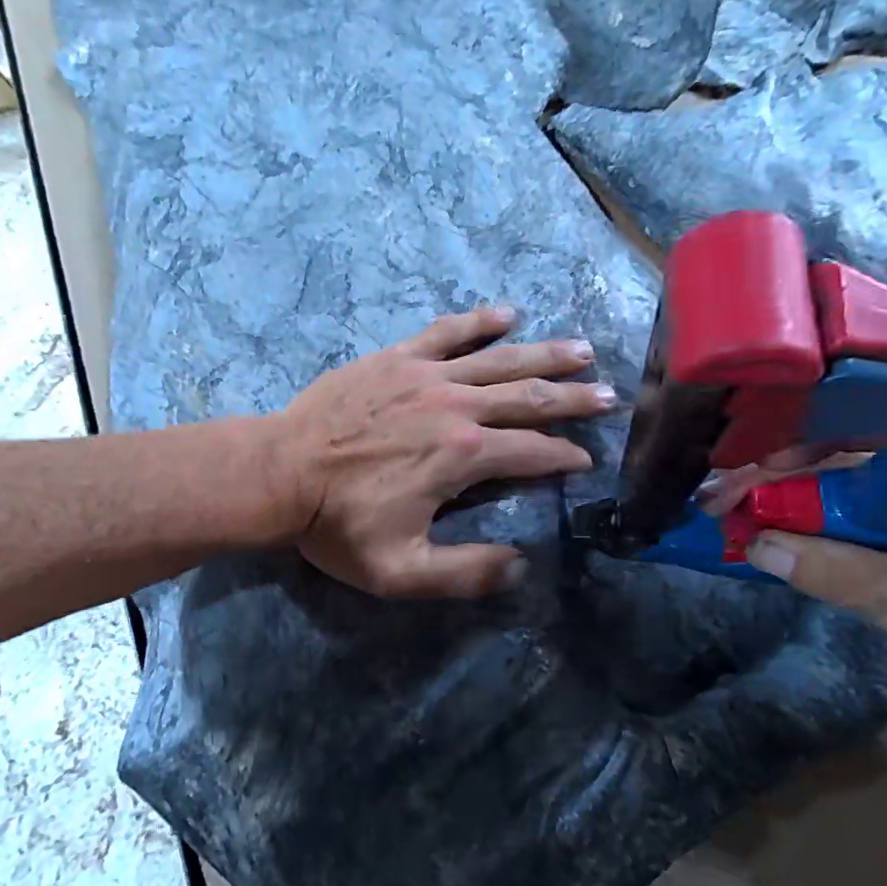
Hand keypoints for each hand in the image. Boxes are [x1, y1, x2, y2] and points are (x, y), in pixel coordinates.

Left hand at [279, 306, 613, 598]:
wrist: (275, 474)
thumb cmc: (338, 524)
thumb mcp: (402, 570)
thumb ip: (467, 572)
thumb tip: (521, 565)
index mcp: (464, 456)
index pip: (535, 452)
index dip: (566, 458)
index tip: (586, 461)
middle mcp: (458, 407)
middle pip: (531, 398)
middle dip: (576, 399)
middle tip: (611, 395)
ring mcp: (429, 375)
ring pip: (502, 359)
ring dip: (547, 355)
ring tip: (583, 350)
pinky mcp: (400, 357)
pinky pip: (449, 333)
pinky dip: (480, 321)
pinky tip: (509, 313)